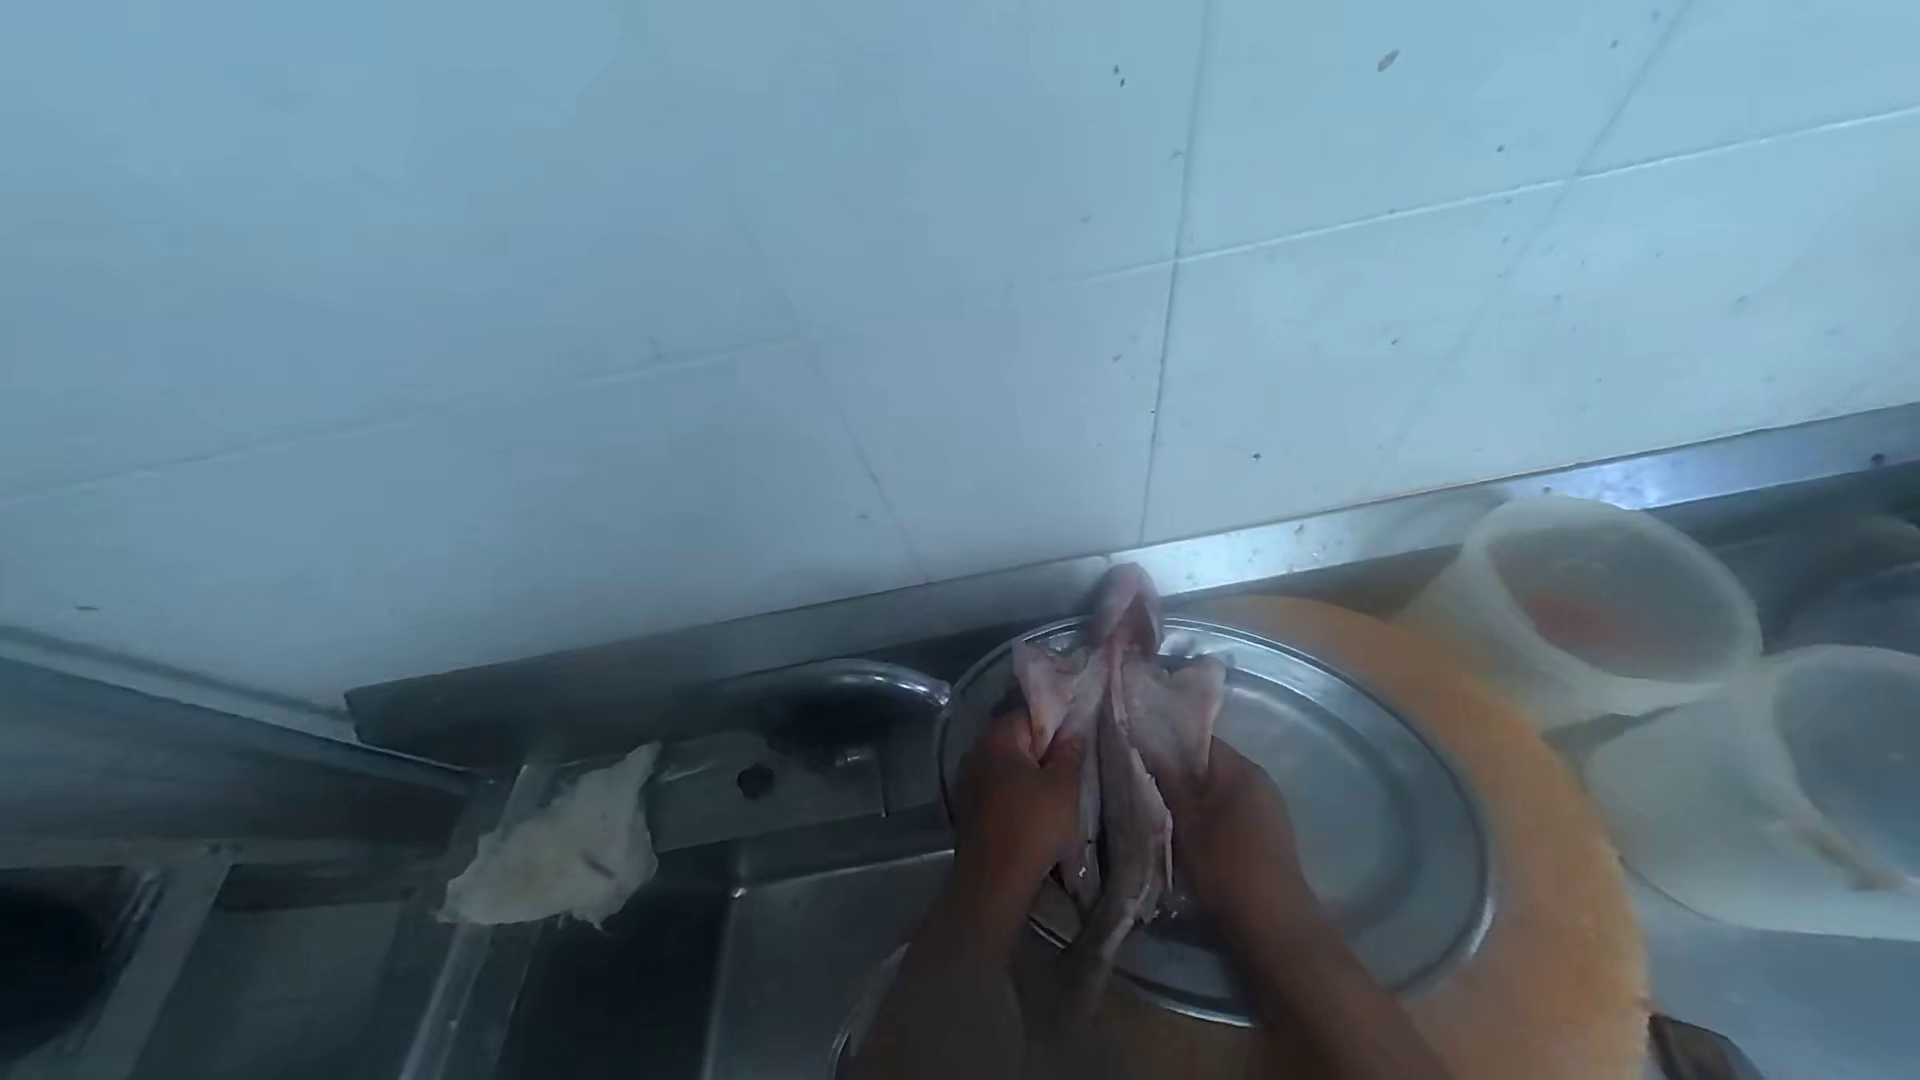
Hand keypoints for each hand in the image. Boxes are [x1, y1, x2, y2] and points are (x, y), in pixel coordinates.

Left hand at [954, 708, 1086, 896]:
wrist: (994, 880)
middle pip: (1016, 741)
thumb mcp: (1064, 786)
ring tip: (1053, 795)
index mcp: (997, 737)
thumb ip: (1070, 753)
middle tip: (1067, 771)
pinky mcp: (967, 806)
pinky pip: (996, 789)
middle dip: (1042, 753)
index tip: (1074, 746)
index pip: (1029, 715)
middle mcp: (975, 751)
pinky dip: (1014, 795)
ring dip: (1027, 776)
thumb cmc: (1033, 825)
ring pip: (1006, 767)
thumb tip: (1072, 732)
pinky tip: (1031, 813)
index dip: (1056, 727)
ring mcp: (967, 780)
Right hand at [1145, 739, 1319, 934]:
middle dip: (1181, 772)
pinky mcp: (1271, 829)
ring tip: (1166, 807)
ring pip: (1222, 787)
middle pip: (1211, 763)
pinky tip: (1193, 829)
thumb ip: (1167, 780)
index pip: (1199, 739)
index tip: (1143, 755)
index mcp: (1240, 767)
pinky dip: (1213, 811)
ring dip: (1196, 794)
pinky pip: (1235, 806)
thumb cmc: (1224, 863)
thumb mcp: (1185, 820)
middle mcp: (1259, 778)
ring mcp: (1269, 804)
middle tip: (1149, 783)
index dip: (1168, 743)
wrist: (1274, 923)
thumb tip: (1147, 747)